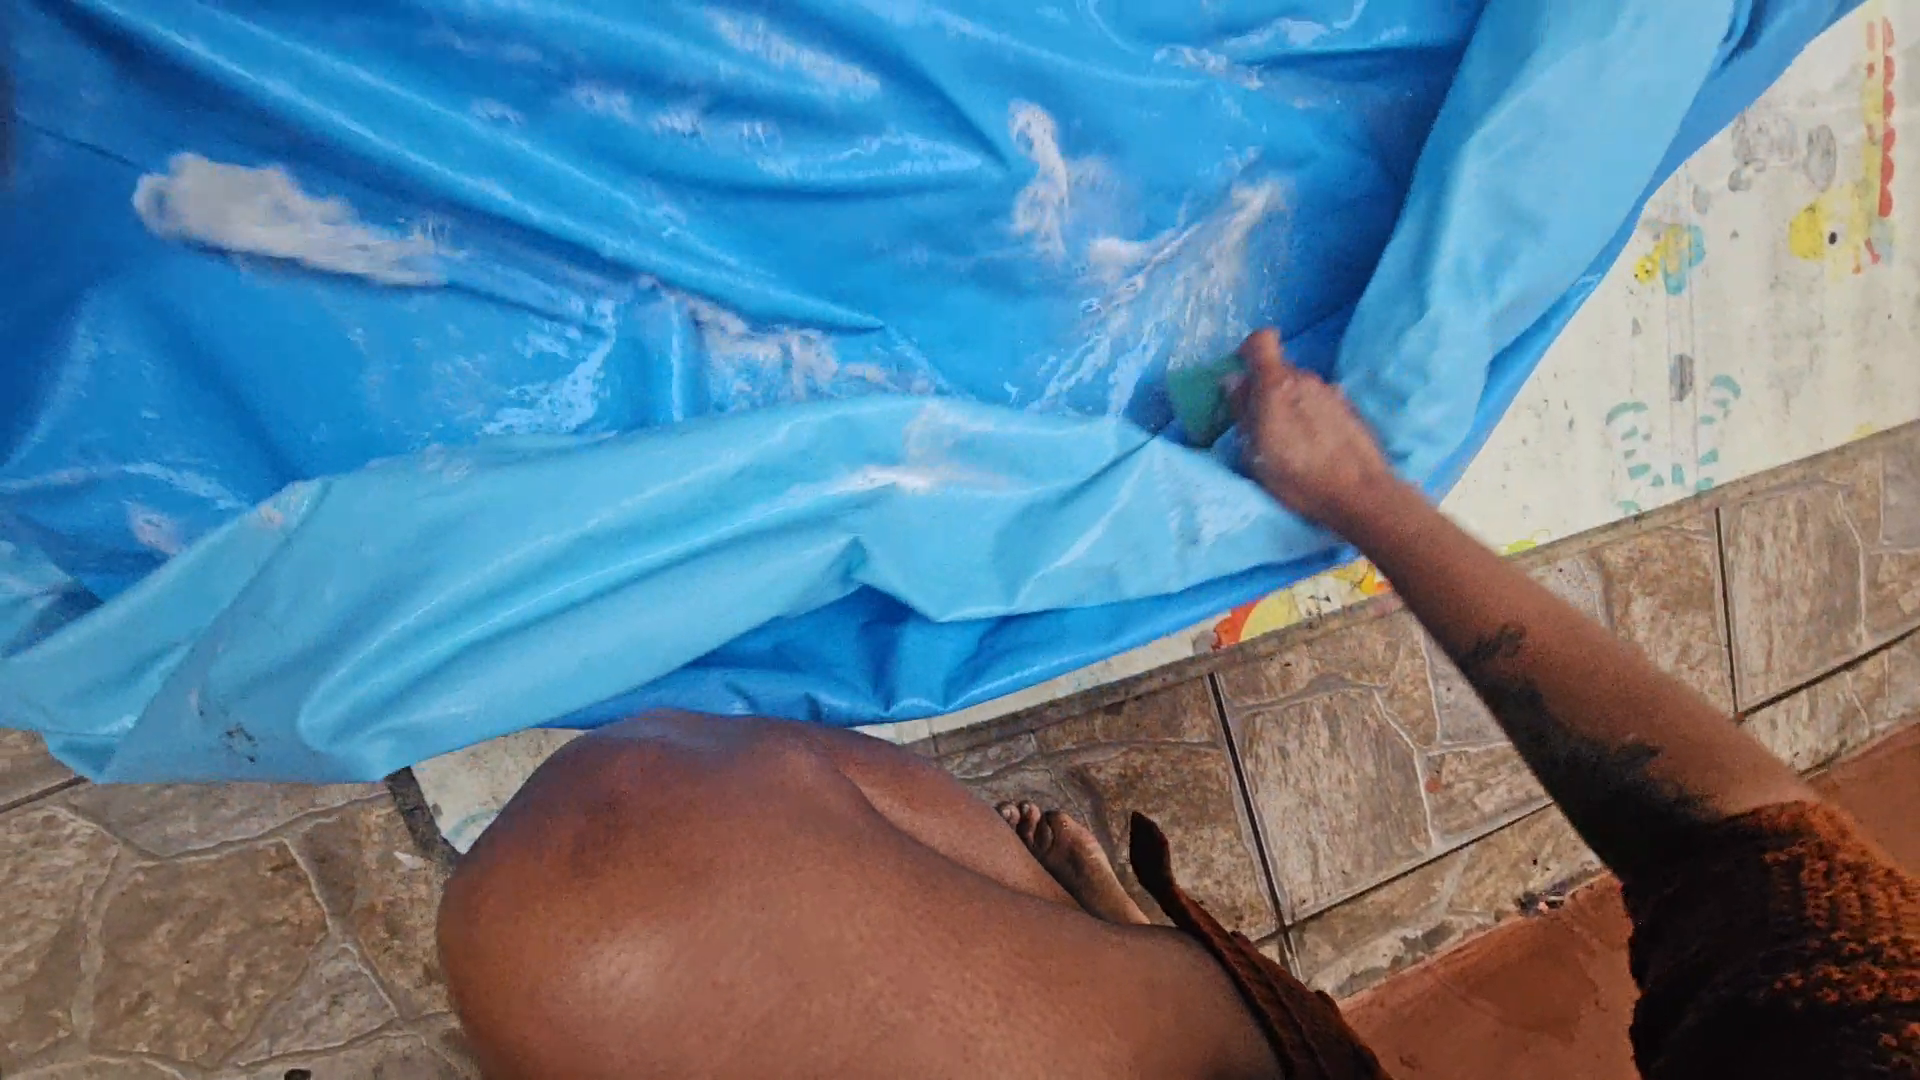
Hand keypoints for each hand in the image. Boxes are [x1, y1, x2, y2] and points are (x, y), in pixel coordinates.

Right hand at [1226, 328, 1396, 529]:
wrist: (1357, 493)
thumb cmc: (1295, 474)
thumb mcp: (1253, 448)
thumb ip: (1241, 409)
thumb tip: (1233, 380)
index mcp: (1276, 384)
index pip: (1261, 341)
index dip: (1248, 351)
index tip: (1241, 374)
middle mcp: (1306, 378)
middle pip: (1279, 369)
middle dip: (1265, 389)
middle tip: (1259, 423)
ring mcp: (1331, 392)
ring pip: (1299, 387)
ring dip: (1288, 404)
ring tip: (1287, 439)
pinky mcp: (1348, 408)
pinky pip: (1318, 402)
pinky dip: (1309, 414)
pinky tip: (1311, 444)